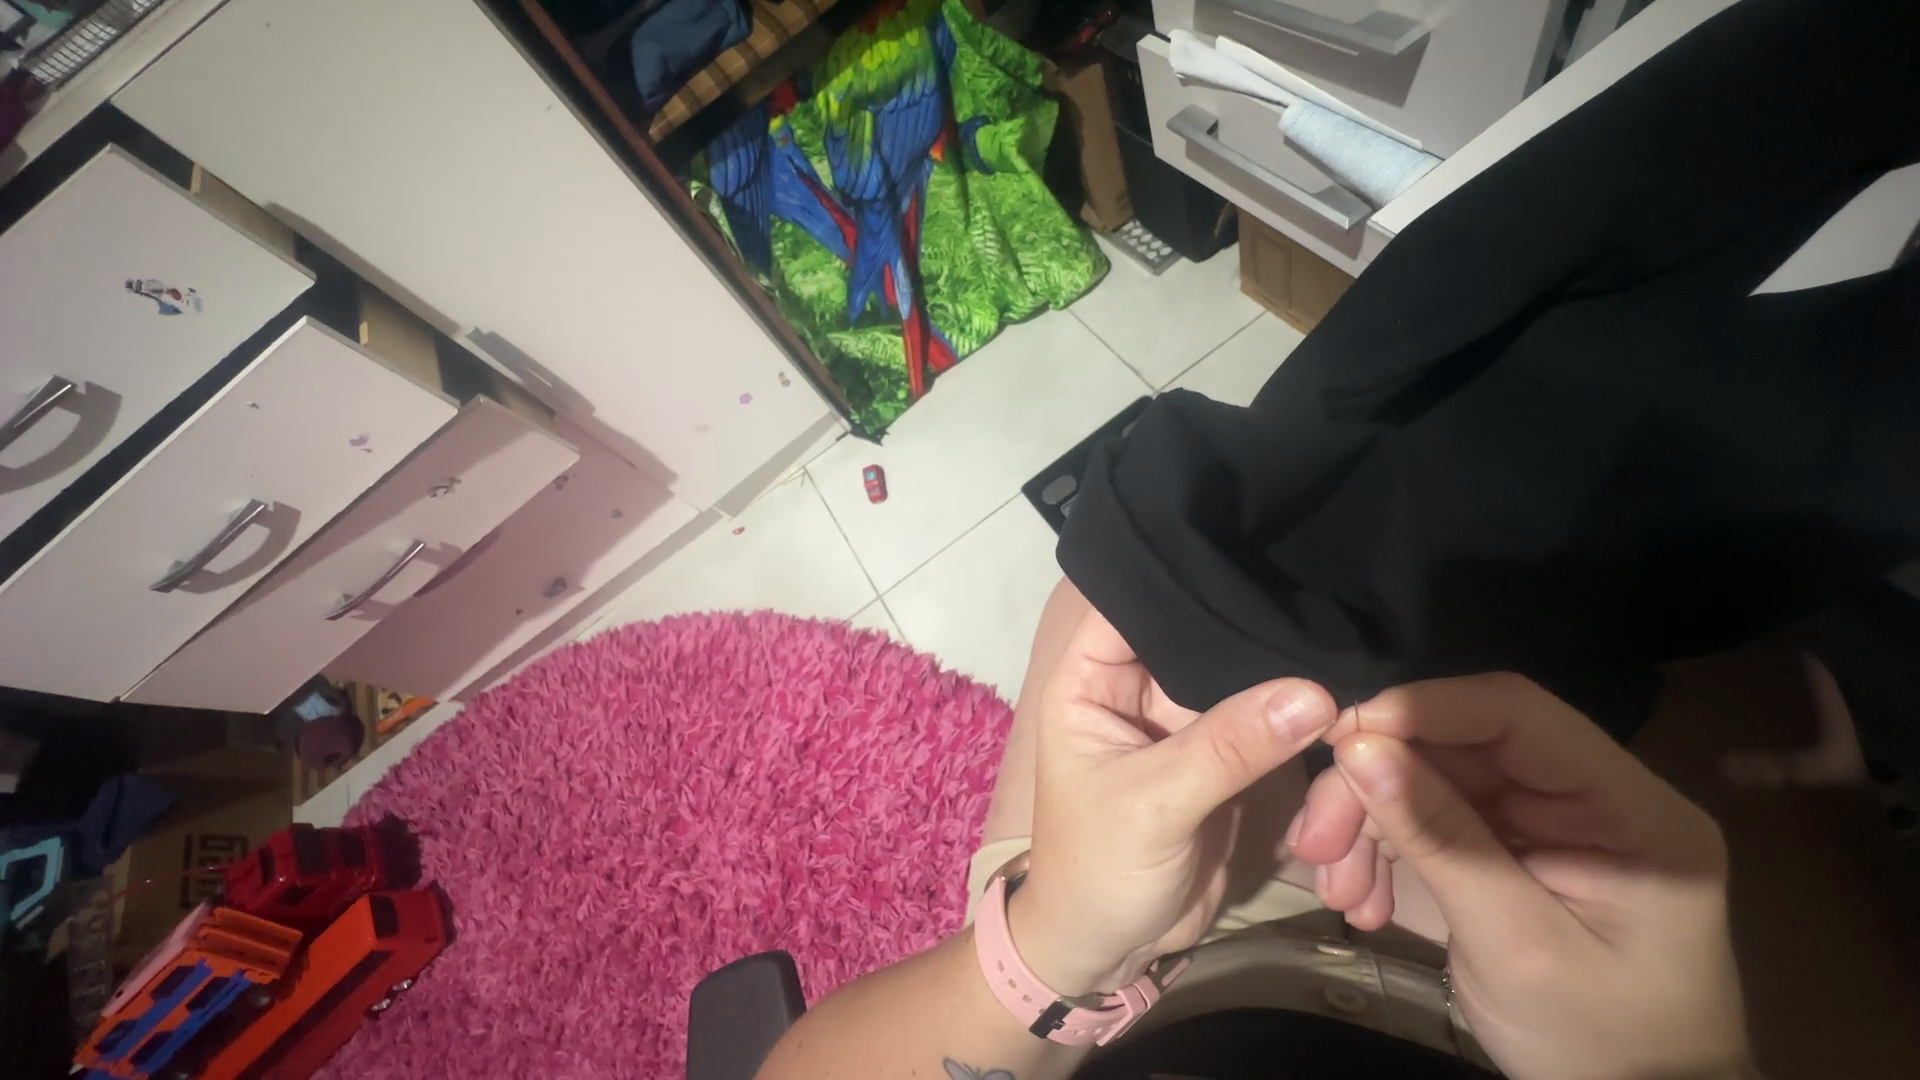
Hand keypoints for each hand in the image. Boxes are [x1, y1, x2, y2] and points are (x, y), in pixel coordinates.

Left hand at [1007, 608, 1337, 996]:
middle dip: (1250, 624)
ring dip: (1281, 670)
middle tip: (1326, 597)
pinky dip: (1296, 716)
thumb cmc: (1098, 866)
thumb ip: (1228, 747)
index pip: (1135, 602)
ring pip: (1236, 676)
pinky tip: (1344, 688)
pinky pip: (1263, 722)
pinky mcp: (1221, 755)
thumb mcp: (1153, 803)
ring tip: (1346, 636)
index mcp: (1091, 677)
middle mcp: (1136, 685)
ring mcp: (1182, 719)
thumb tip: (1316, 692)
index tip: (1260, 555)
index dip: (1187, 576)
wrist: (1111, 947)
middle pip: (1196, 635)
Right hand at [1290, 673, 1750, 1079]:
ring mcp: (1538, 818)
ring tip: (1334, 889)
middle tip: (1314, 841)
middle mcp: (1582, 796)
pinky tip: (1358, 898)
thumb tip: (1355, 747)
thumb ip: (1439, 838)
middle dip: (1371, 787)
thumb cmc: (1597, 1043)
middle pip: (1451, 747)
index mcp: (1628, 810)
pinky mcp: (1501, 840)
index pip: (1515, 714)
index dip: (1423, 709)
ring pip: (1422, 777)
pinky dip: (1377, 850)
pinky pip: (1420, 815)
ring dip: (1364, 825)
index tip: (1340, 738)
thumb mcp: (1514, 945)